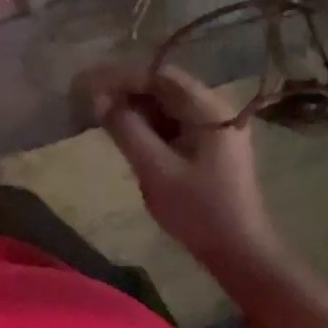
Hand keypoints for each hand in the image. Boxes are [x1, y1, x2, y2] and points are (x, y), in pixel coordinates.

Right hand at [82, 64, 280, 261]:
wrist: (239, 251)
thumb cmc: (199, 211)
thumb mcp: (155, 169)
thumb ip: (126, 129)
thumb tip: (98, 99)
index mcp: (210, 110)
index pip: (160, 75)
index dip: (121, 77)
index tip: (88, 87)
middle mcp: (215, 110)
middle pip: (163, 86)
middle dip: (125, 90)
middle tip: (90, 103)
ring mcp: (213, 127)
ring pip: (166, 104)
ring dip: (134, 107)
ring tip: (101, 117)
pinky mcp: (208, 145)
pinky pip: (172, 122)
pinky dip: (147, 124)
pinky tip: (124, 133)